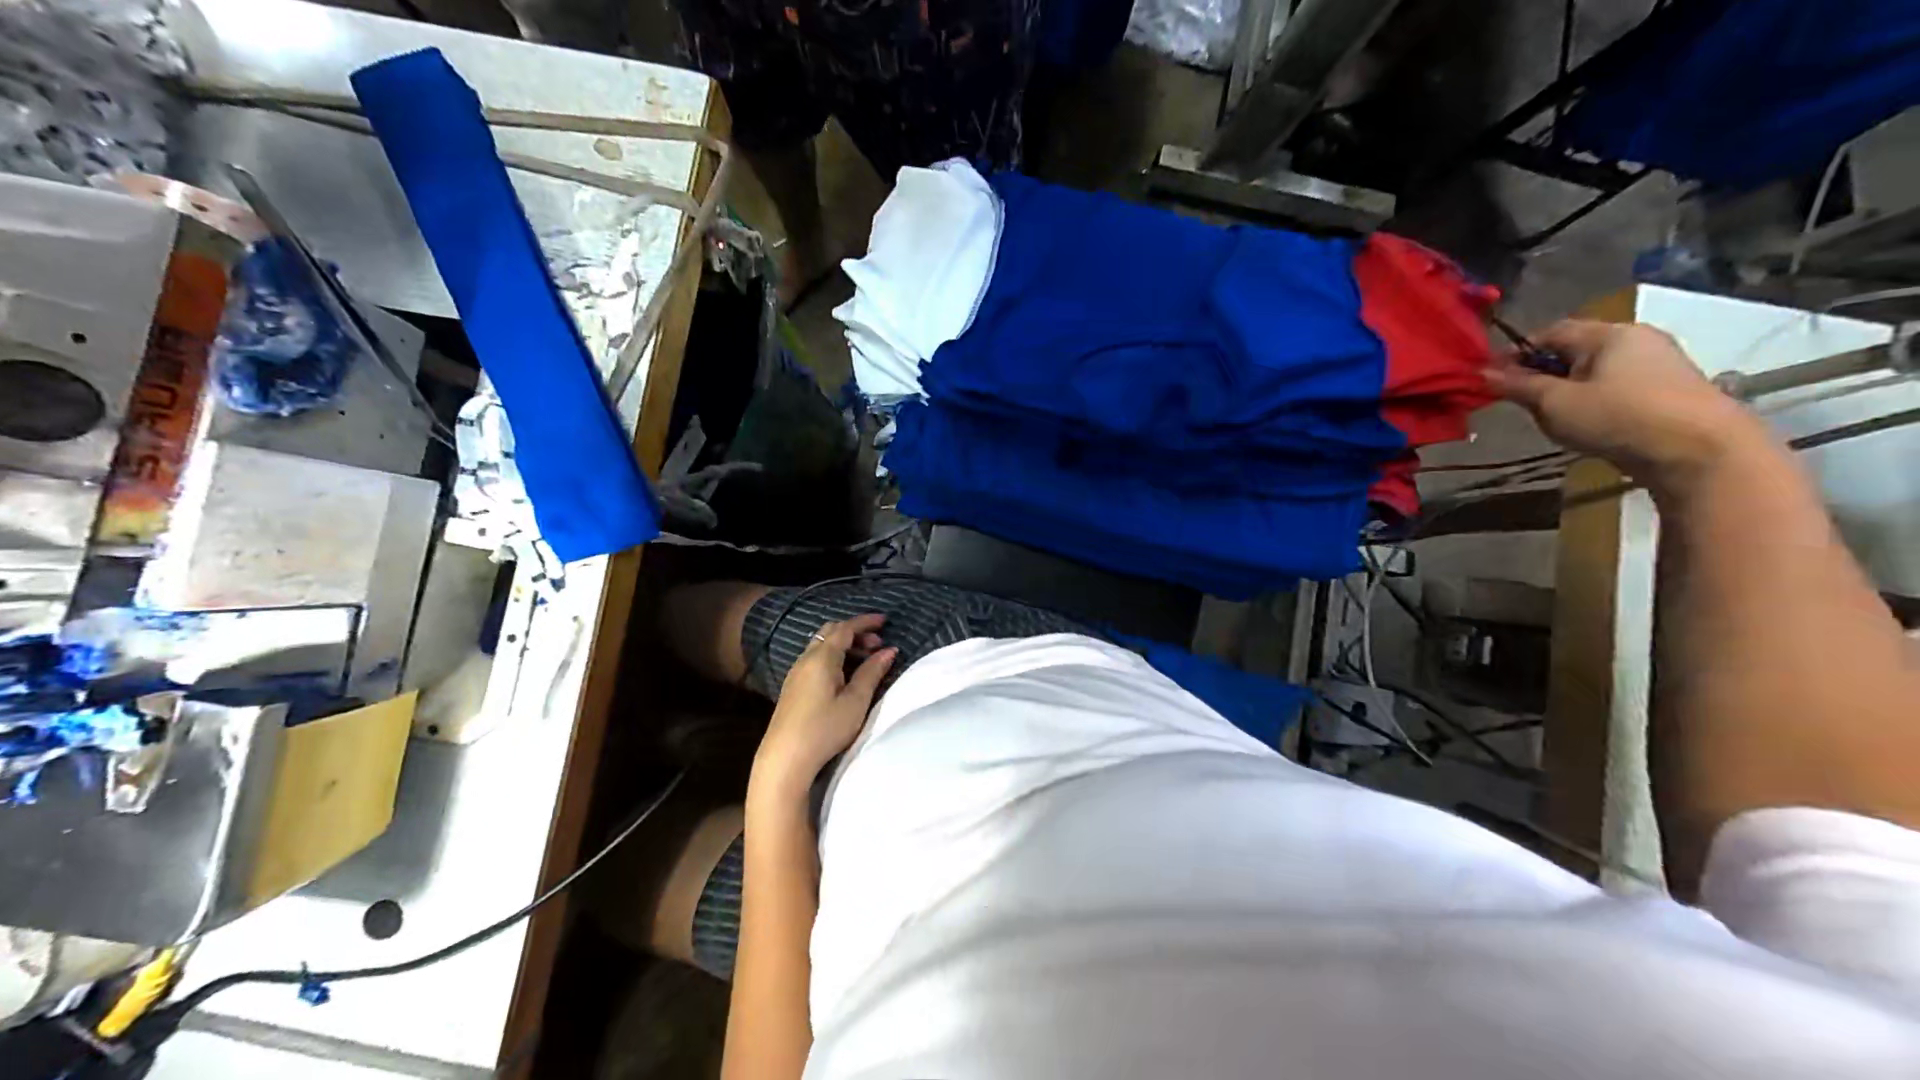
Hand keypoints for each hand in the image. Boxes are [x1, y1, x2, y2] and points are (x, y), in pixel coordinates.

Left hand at [751, 614, 896, 796]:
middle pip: (830, 632)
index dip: (865, 622)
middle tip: (877, 644)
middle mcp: (806, 659)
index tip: (885, 620)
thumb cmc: (825, 728)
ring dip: (844, 645)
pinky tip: (844, 674)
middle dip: (855, 632)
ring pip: (821, 645)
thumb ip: (872, 673)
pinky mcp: (792, 686)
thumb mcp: (855, 701)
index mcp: (822, 658)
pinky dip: (833, 656)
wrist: (785, 757)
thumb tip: (889, 651)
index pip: (845, 628)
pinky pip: (814, 658)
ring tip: (865, 659)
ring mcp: (796, 672)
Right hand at [1485, 319, 1771, 490]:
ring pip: (1594, 369)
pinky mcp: (1668, 388)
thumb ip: (1517, 385)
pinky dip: (1592, 399)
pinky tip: (1588, 423)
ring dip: (1566, 388)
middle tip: (1522, 402)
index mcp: (1609, 333)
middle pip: (1573, 349)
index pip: (1549, 332)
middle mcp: (1637, 338)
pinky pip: (1616, 385)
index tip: (1493, 379)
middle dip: (1542, 372)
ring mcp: (1658, 363)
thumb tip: (1482, 372)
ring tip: (1553, 417)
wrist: (1698, 450)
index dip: (1516, 353)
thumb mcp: (1554, 403)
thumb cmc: (1617, 417)